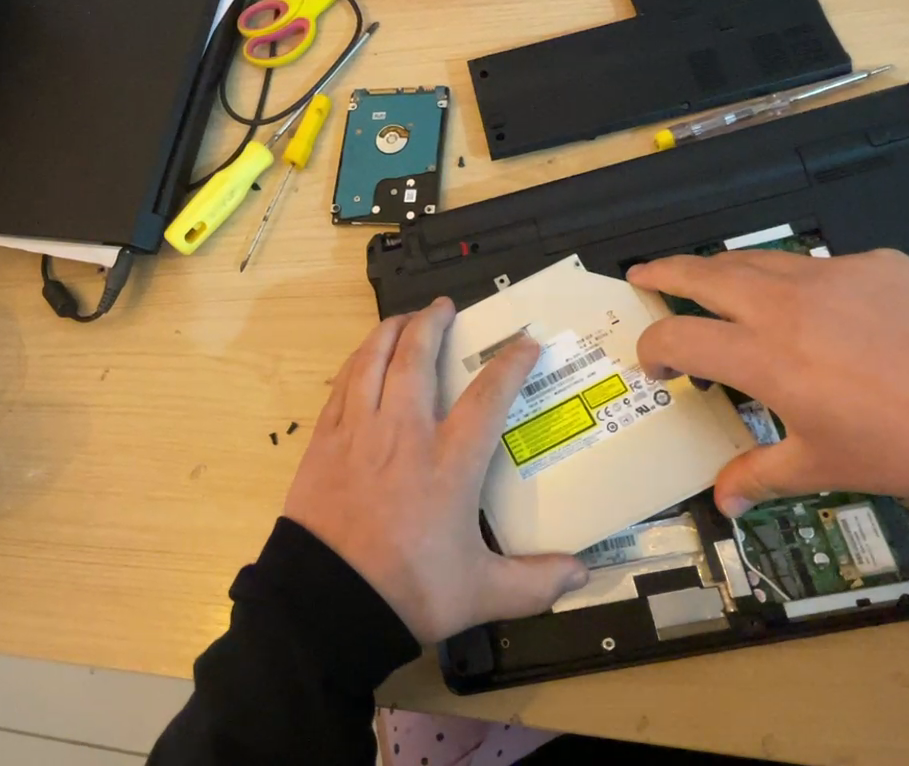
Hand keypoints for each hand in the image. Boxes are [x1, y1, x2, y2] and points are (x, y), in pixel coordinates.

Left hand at [283, 299, 589, 642]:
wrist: (327, 602)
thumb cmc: (408, 591)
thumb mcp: (482, 593)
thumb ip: (535, 582)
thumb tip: (582, 575)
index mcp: (448, 463)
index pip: (487, 397)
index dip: (510, 364)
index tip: (525, 342)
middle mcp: (404, 433)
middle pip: (417, 358)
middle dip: (432, 324)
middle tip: (444, 306)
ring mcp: (359, 431)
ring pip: (373, 361)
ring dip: (390, 331)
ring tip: (404, 317)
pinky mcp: (325, 440)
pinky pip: (342, 384)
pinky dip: (358, 360)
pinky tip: (363, 356)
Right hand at [628, 249, 908, 517]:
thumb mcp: (829, 468)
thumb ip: (761, 474)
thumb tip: (722, 501)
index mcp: (764, 357)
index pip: (677, 337)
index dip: (653, 349)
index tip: (656, 367)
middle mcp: (784, 304)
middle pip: (701, 274)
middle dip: (662, 271)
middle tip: (641, 274)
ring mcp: (831, 275)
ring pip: (753, 260)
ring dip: (720, 270)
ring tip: (710, 283)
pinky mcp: (874, 261)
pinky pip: (816, 267)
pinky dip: (792, 282)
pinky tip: (817, 311)